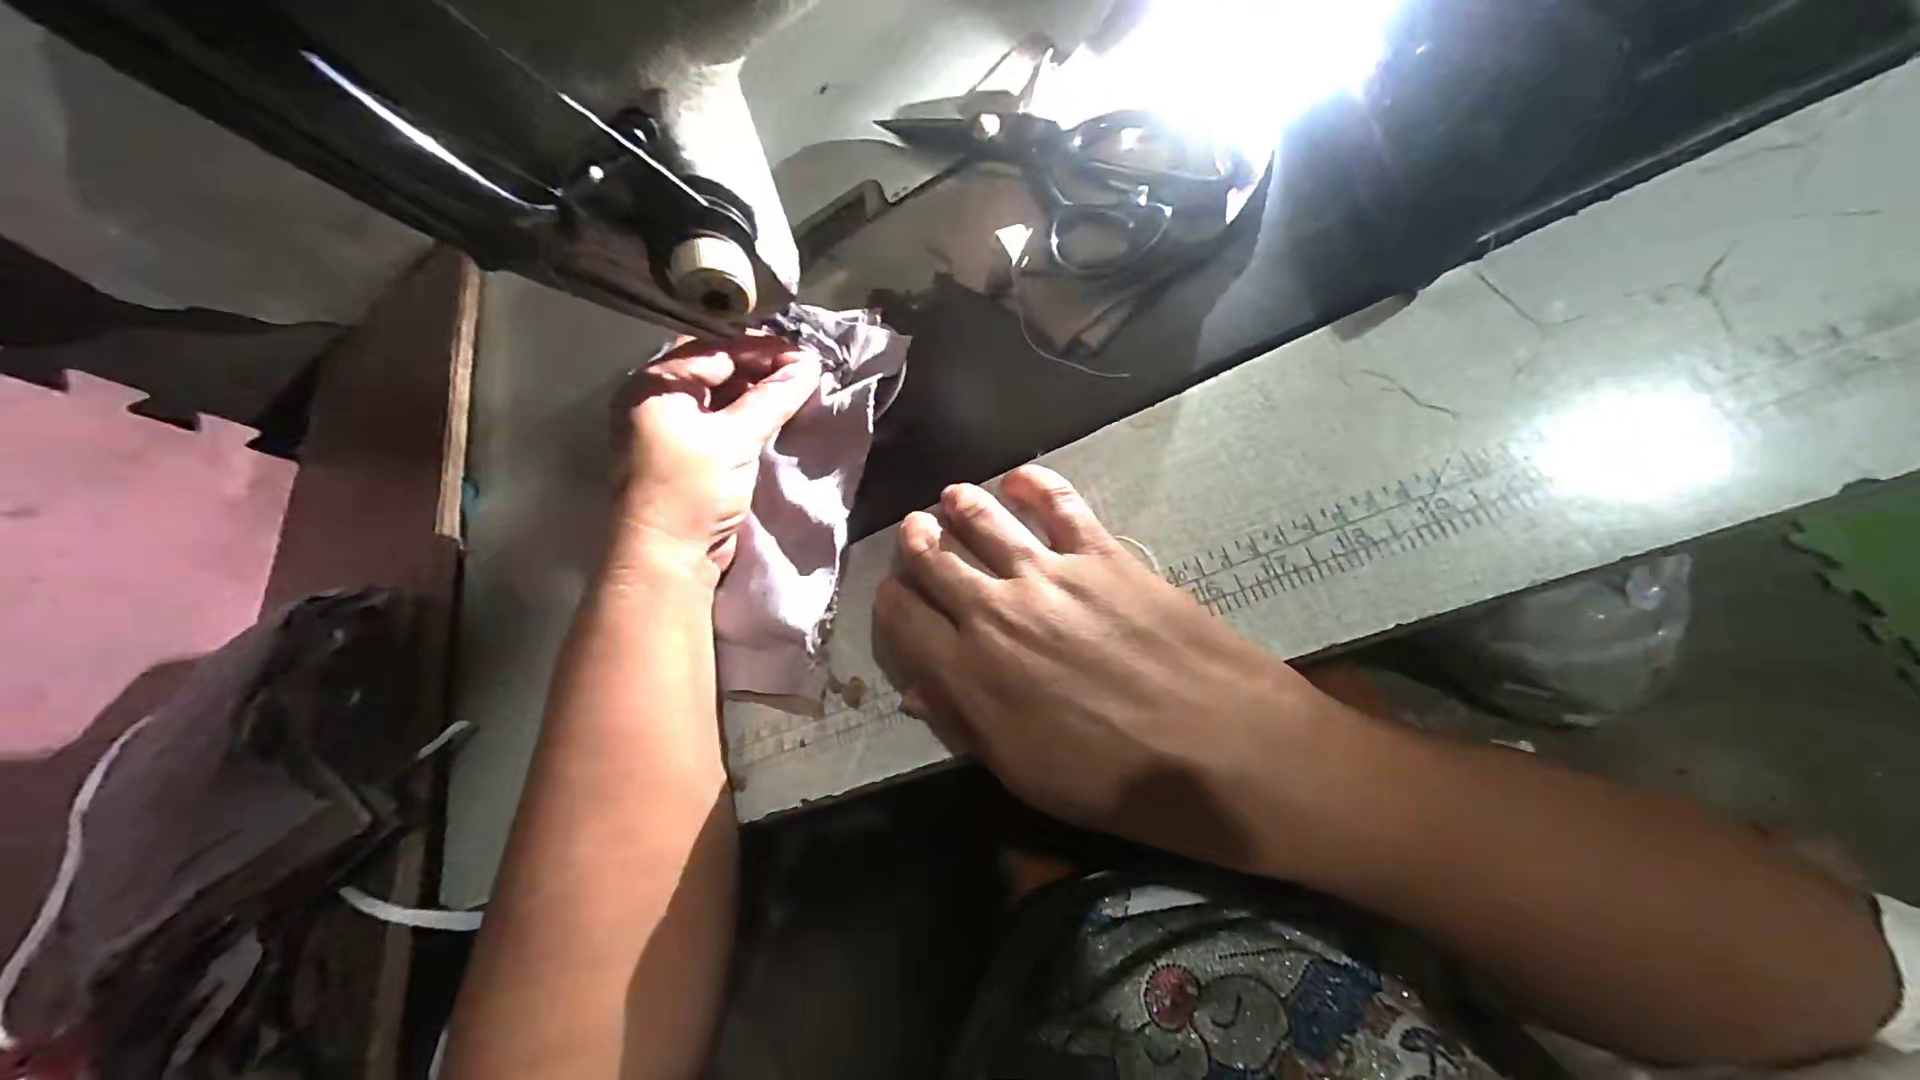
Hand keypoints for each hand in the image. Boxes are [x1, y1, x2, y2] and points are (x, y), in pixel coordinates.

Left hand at [612, 332, 820, 581]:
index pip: (716, 351)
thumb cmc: (692, 490)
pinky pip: (722, 421)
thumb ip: (772, 398)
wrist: (667, 557)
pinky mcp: (688, 455)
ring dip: (757, 392)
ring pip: (721, 396)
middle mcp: (656, 400)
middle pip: (716, 369)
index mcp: (654, 385)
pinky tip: (777, 416)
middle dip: (760, 368)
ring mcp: (671, 428)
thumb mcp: (734, 439)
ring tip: (797, 390)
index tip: (804, 356)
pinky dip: (749, 416)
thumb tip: (808, 365)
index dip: (762, 351)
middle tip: (802, 371)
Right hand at [874, 465, 1354, 866]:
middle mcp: (996, 610)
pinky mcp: (1104, 555)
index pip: (904, 617)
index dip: (891, 600)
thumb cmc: (1114, 780)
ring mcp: (1051, 575)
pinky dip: (1035, 484)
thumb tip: (919, 689)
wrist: (1218, 749)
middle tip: (914, 531)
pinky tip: (1019, 477)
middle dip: (917, 542)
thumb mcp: (1022, 771)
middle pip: (936, 559)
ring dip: (961, 505)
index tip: (893, 594)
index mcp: (969, 669)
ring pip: (986, 521)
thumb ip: (964, 721)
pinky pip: (1059, 505)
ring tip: (951, 497)